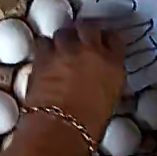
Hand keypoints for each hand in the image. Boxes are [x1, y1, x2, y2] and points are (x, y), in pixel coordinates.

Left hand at [21, 21, 125, 142]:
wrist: (60, 128)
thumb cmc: (89, 125)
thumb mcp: (108, 100)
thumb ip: (105, 82)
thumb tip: (97, 80)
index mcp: (113, 63)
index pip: (114, 39)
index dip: (106, 39)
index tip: (102, 42)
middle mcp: (90, 51)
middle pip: (88, 26)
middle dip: (83, 30)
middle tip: (79, 37)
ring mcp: (65, 51)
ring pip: (63, 32)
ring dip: (62, 38)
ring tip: (60, 47)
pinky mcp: (42, 57)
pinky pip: (43, 43)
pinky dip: (44, 48)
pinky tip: (44, 56)